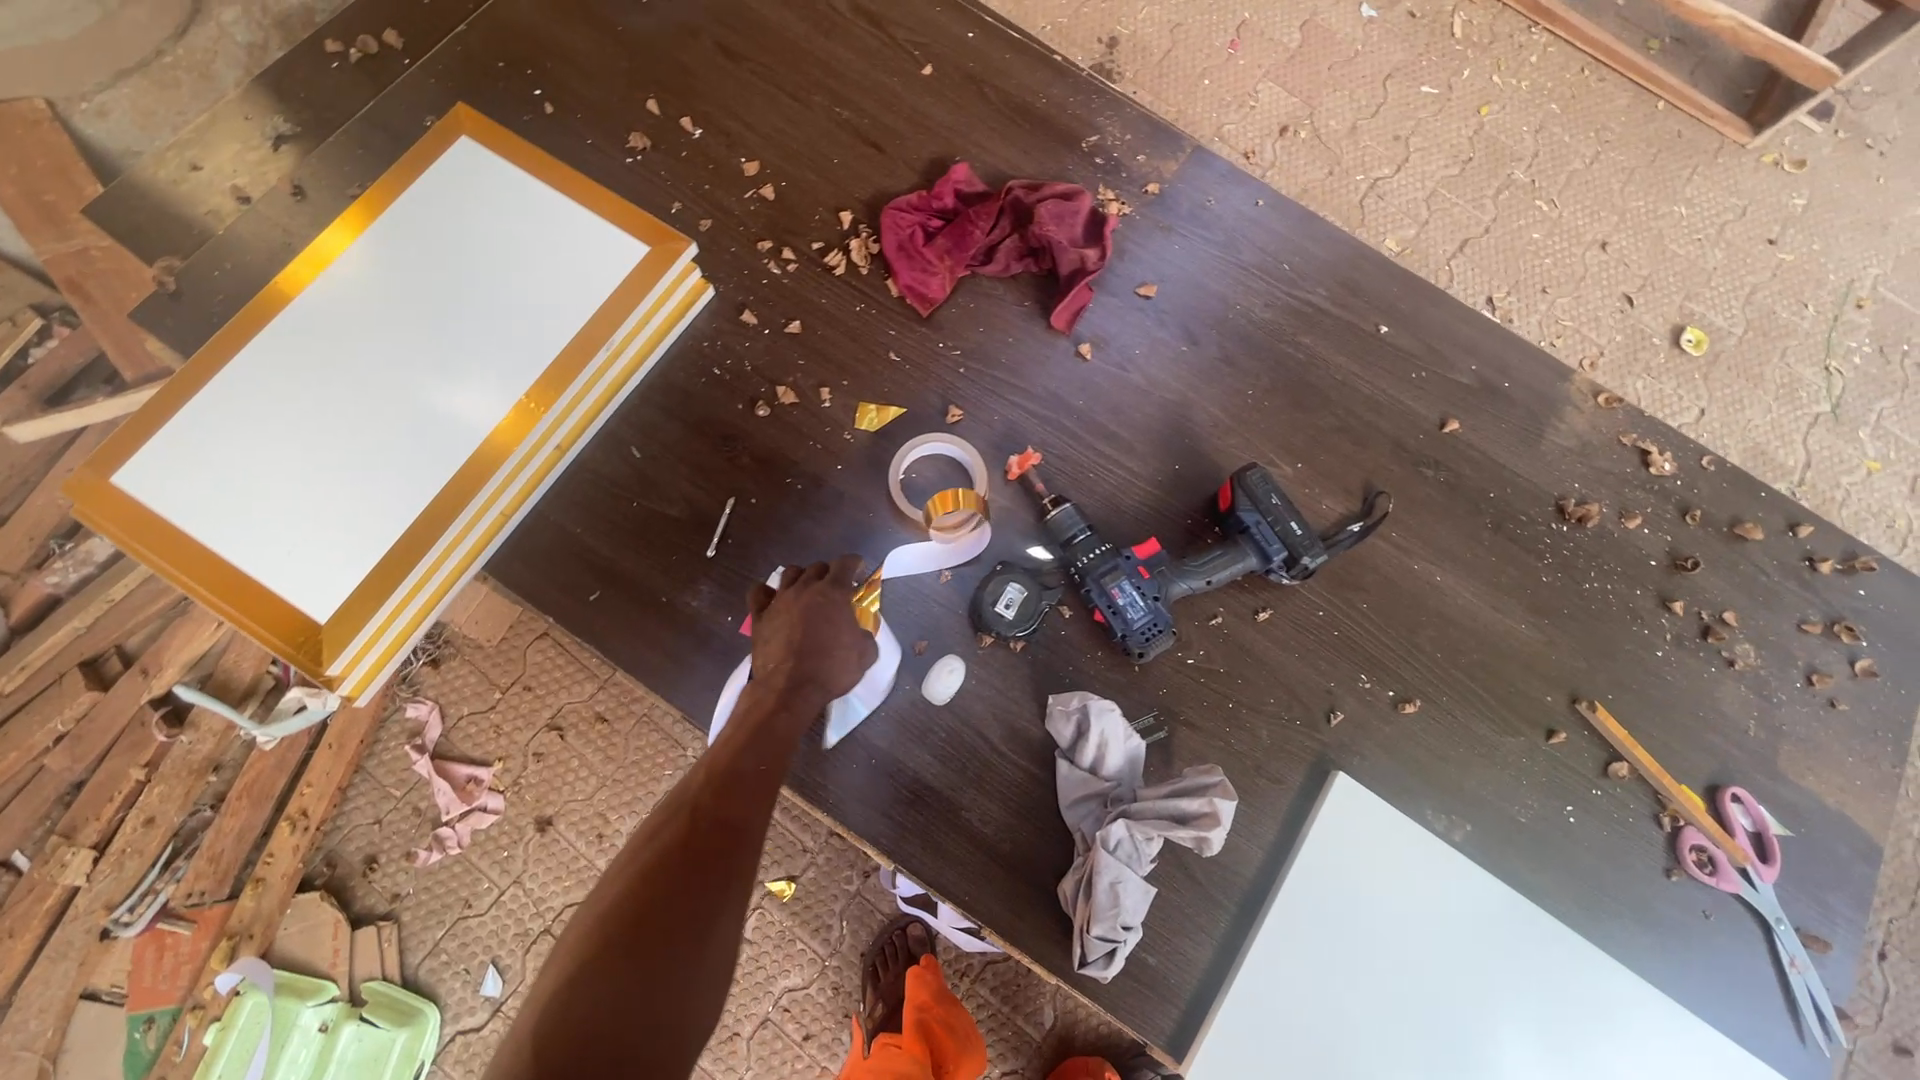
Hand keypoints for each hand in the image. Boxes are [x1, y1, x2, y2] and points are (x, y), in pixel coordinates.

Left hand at [746, 555, 878, 712]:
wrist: (791, 689)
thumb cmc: (832, 670)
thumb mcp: (866, 654)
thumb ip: (866, 636)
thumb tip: (860, 633)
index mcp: (833, 592)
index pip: (845, 563)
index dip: (854, 563)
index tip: (858, 570)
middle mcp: (805, 589)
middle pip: (817, 567)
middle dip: (829, 573)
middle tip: (834, 588)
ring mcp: (779, 600)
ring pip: (790, 573)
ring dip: (801, 577)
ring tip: (805, 590)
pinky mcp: (759, 616)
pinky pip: (758, 592)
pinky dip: (767, 592)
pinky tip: (773, 599)